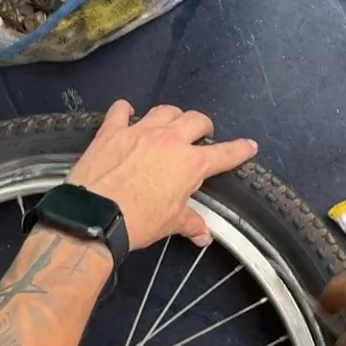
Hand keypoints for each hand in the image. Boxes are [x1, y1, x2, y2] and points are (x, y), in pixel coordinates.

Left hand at [68, 101, 257, 249]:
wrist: (95, 216)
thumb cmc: (139, 221)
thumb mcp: (170, 224)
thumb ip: (190, 223)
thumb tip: (203, 235)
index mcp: (190, 163)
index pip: (225, 154)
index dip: (240, 150)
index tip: (249, 145)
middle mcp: (170, 140)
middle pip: (196, 120)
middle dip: (203, 126)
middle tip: (202, 135)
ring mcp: (140, 131)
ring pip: (165, 110)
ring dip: (172, 116)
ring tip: (171, 124)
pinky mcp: (112, 131)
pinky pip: (121, 110)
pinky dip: (126, 110)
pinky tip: (127, 114)